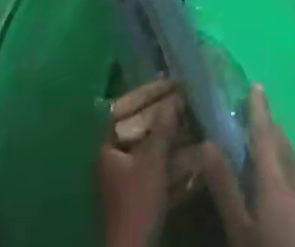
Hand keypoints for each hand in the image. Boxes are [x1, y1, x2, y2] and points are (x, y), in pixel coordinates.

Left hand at [99, 95, 181, 246]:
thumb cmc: (138, 200)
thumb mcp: (152, 162)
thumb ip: (162, 131)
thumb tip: (173, 101)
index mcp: (107, 149)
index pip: (121, 115)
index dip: (140, 102)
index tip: (161, 92)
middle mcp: (110, 163)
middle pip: (135, 136)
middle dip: (157, 126)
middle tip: (178, 112)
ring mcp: (121, 184)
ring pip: (145, 157)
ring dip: (165, 147)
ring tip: (187, 134)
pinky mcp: (134, 202)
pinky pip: (151, 176)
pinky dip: (166, 168)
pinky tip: (185, 164)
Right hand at [198, 85, 294, 246]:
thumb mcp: (241, 232)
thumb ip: (225, 189)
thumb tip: (207, 143)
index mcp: (276, 182)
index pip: (264, 135)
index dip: (259, 109)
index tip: (257, 85)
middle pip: (284, 150)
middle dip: (270, 133)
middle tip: (254, 121)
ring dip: (282, 159)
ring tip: (266, 161)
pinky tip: (289, 201)